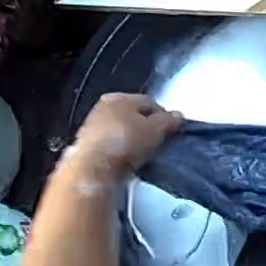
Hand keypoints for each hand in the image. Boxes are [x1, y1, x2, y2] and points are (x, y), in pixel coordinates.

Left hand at [62, 93, 181, 182]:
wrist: (94, 168)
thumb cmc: (127, 142)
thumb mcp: (156, 130)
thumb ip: (169, 121)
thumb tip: (178, 116)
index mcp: (119, 97)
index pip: (149, 102)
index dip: (164, 116)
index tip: (172, 131)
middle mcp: (102, 107)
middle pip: (134, 116)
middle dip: (148, 128)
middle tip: (159, 143)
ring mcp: (92, 126)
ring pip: (123, 131)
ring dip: (134, 140)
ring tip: (145, 155)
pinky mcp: (86, 146)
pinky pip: (113, 145)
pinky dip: (122, 151)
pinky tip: (129, 161)